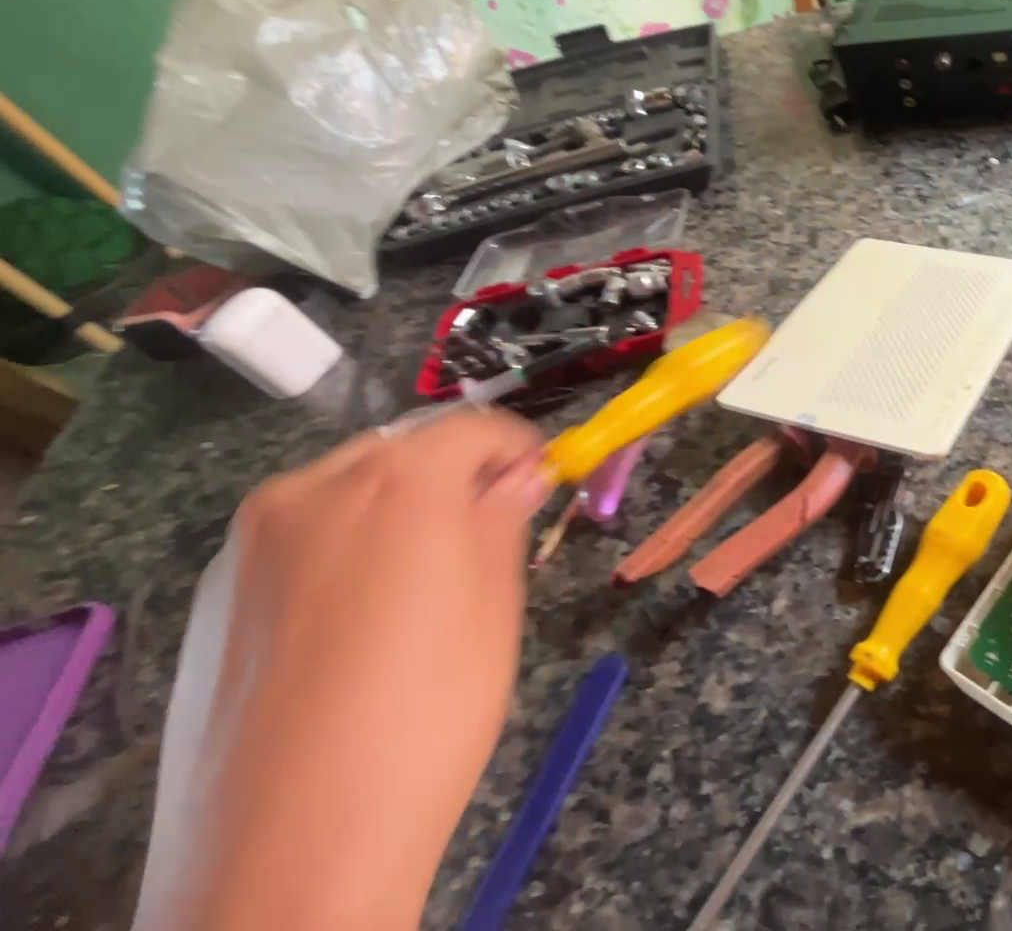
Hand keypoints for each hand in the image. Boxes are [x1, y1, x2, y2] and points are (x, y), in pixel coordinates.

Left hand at [186, 411, 551, 929]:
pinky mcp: (218, 590)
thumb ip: (506, 519)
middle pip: (405, 450)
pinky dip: (348, 548)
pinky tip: (364, 619)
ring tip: (428, 583)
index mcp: (398, 481)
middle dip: (456, 476)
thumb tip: (521, 476)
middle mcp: (314, 487)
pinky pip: (303, 538)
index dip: (520, 446)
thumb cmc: (432, 706)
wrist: (297, 833)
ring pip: (350, 492)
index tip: (544, 480)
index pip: (473, 425)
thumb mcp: (498, 605)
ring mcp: (254, 538)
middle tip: (493, 534)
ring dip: (401, 509)